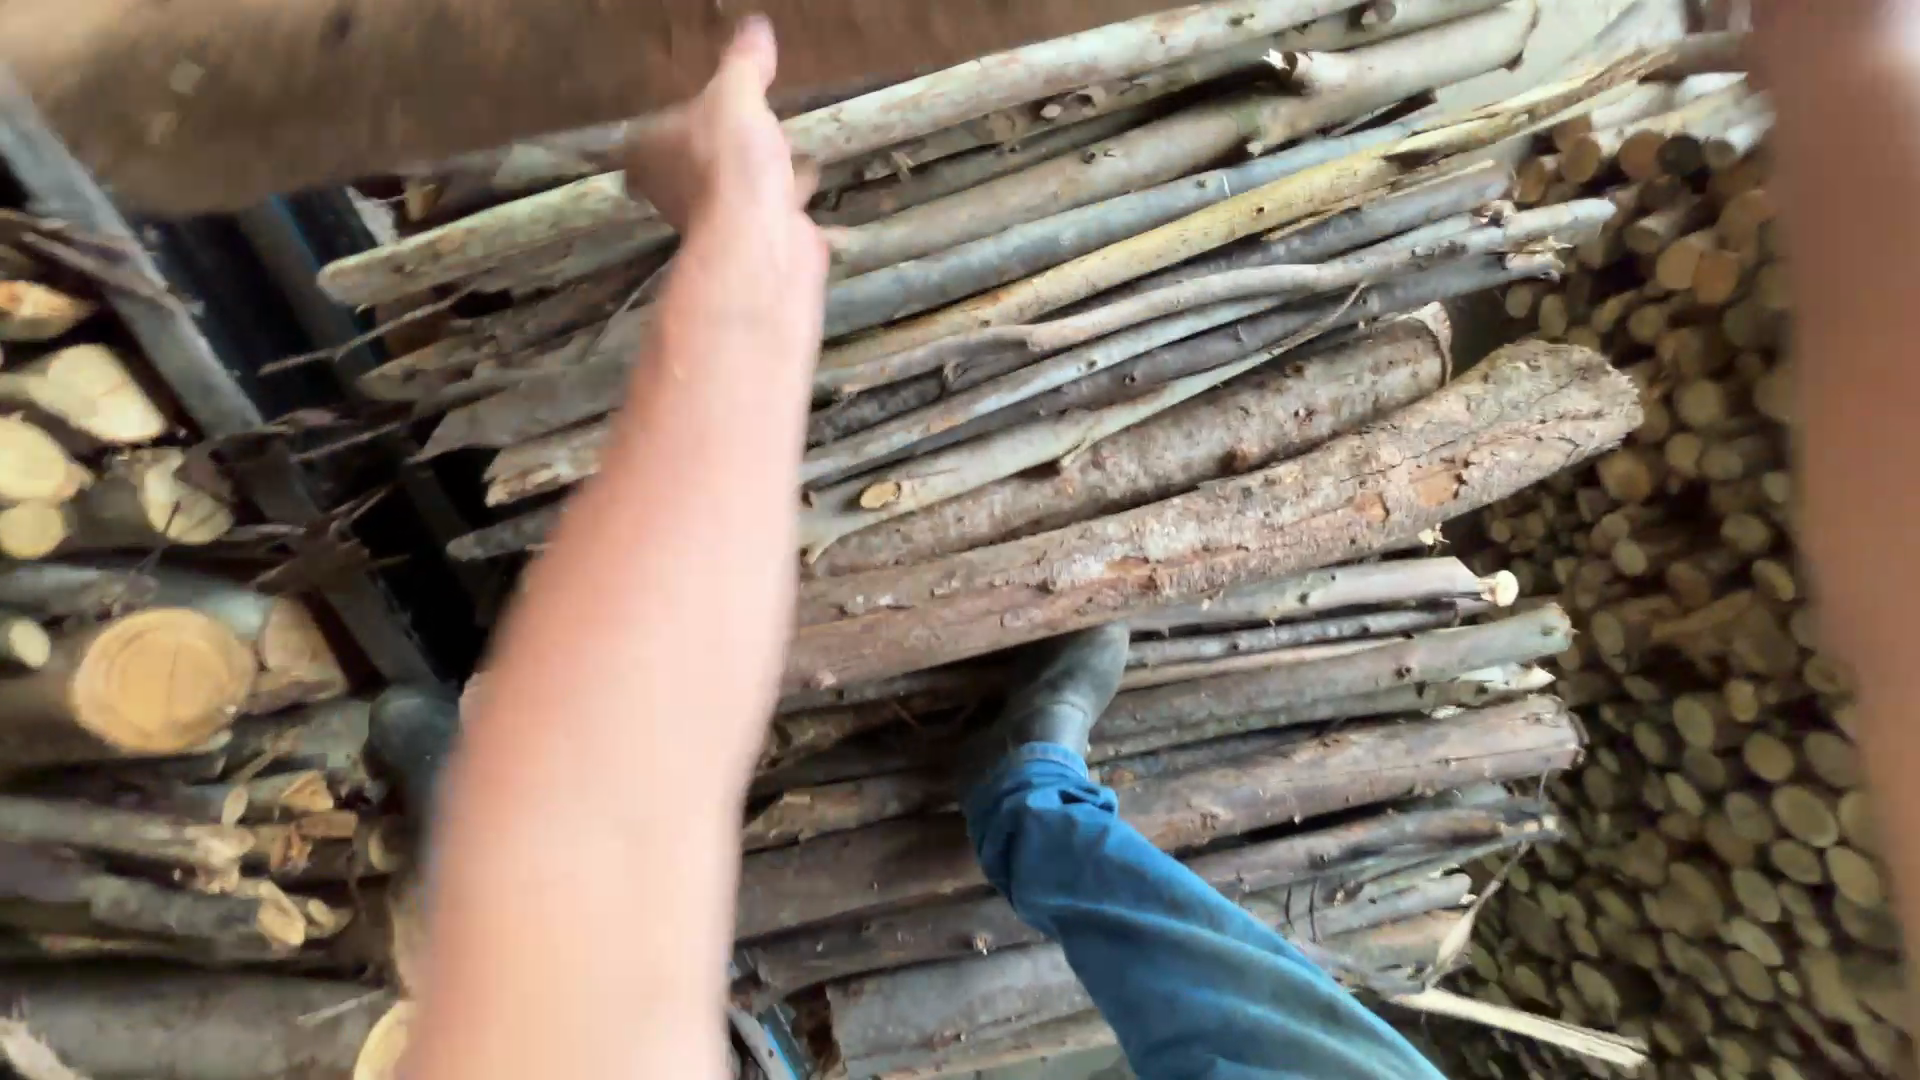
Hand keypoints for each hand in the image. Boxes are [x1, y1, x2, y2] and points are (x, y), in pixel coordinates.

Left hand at [625, 17, 818, 234]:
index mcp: (653, 157)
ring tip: (778, 145)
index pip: (646, 140)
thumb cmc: (729, 162)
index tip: (680, 116)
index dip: (662, 129)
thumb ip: (745, 62)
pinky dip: (788, 194)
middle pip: (693, 167)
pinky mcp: (758, 243)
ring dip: (756, 173)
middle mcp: (678, 195)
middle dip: (715, 151)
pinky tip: (808, 176)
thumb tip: (757, 25)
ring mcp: (719, 225)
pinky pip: (773, 209)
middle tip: (733, 126)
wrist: (762, 241)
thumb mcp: (735, 94)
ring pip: (735, 190)